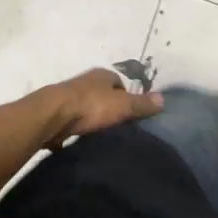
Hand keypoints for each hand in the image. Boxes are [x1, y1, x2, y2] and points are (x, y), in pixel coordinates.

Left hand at [41, 68, 163, 143]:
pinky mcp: (57, 113)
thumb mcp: (122, 105)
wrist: (53, 116)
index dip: (126, 97)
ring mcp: (69, 96)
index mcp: (102, 74)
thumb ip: (141, 103)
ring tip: (102, 137)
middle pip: (102, 94)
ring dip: (92, 118)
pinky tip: (82, 142)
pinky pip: (72, 121)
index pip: (119, 83)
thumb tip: (163, 99)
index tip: (131, 115)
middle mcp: (85, 81)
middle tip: (118, 127)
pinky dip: (77, 130)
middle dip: (109, 108)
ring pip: (87, 107)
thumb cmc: (91, 106)